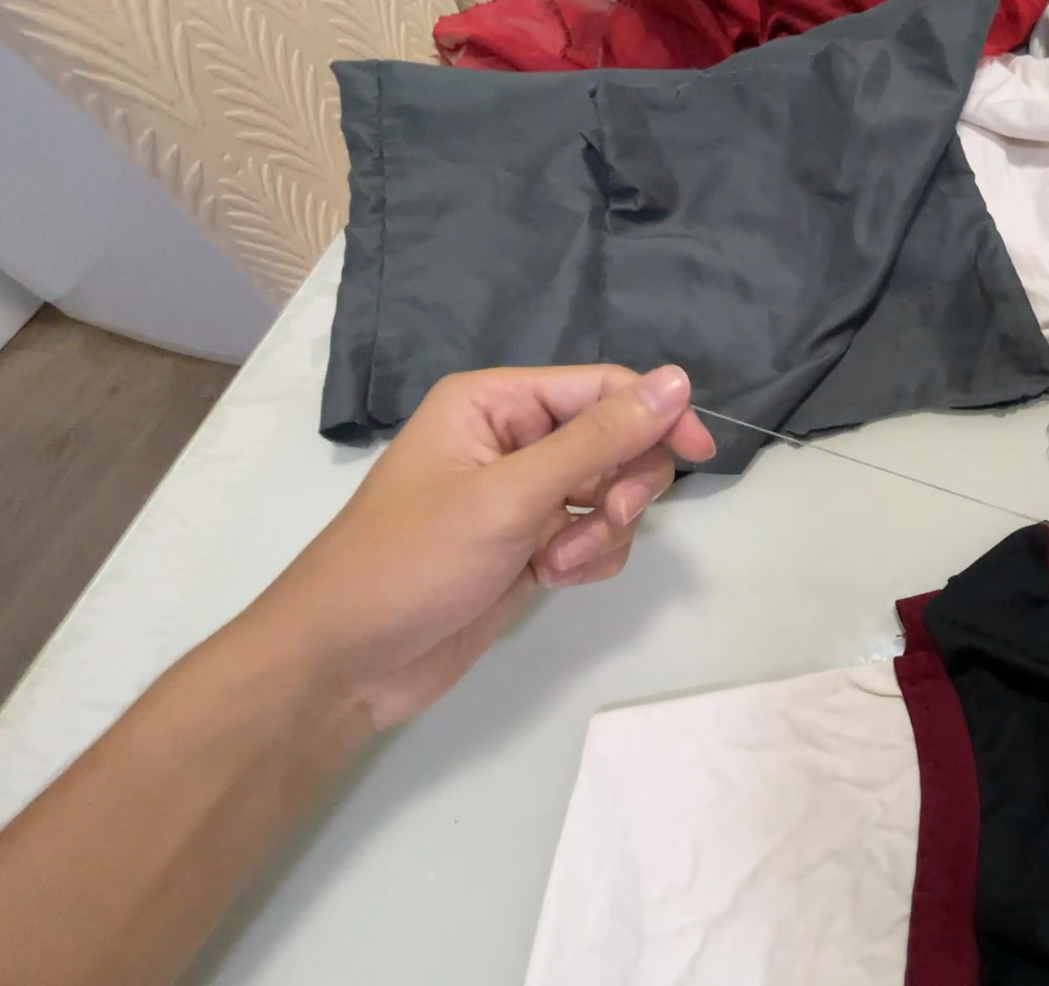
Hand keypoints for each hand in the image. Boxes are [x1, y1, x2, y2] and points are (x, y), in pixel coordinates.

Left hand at [243, 365, 714, 731]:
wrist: (347, 667)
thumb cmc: (412, 563)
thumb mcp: (512, 494)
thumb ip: (600, 437)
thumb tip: (678, 381)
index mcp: (499, 404)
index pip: (606, 388)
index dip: (658, 415)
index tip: (701, 452)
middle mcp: (518, 440)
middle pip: (619, 441)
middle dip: (623, 485)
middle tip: (606, 516)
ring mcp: (529, 495)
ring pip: (615, 492)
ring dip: (602, 530)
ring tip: (557, 563)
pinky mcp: (537, 542)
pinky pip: (599, 534)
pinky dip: (590, 557)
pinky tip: (552, 578)